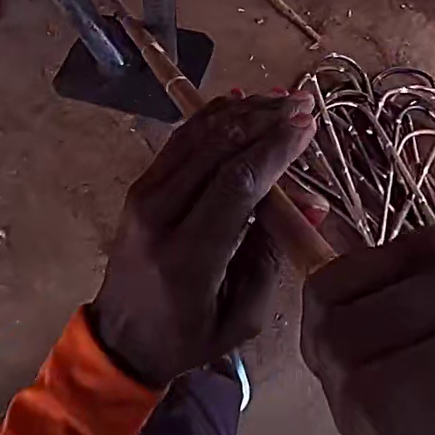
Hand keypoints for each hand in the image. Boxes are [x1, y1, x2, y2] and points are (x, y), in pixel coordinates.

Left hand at [89, 91, 318, 386]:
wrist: (122, 337)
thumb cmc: (189, 334)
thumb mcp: (244, 314)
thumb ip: (273, 253)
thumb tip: (313, 204)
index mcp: (187, 256)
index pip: (236, 183)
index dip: (275, 148)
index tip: (308, 124)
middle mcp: (160, 215)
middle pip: (218, 148)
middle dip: (267, 120)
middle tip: (304, 104)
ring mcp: (145, 194)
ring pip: (199, 134)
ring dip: (245, 111)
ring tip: (282, 98)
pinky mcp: (142, 183)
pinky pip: (181, 137)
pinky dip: (214, 114)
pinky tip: (241, 100)